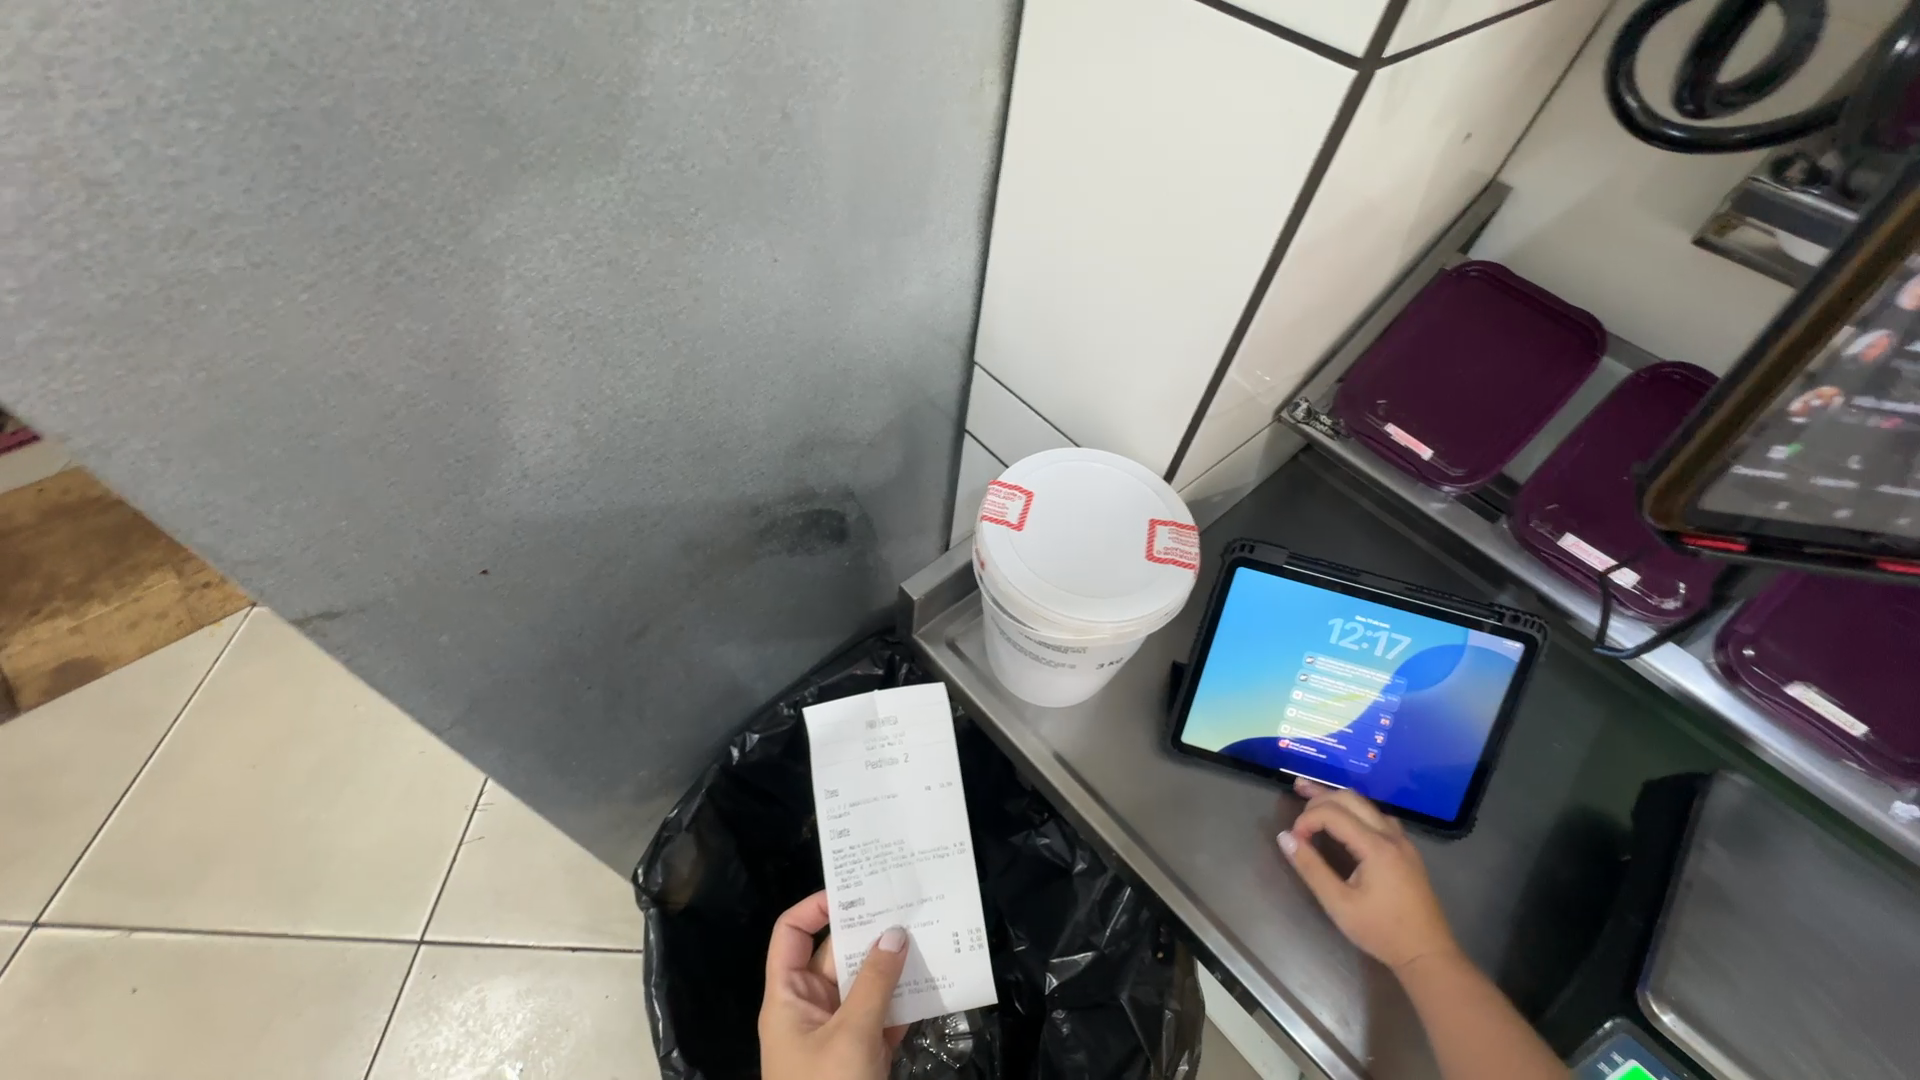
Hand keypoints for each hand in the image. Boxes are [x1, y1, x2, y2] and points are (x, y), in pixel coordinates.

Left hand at [759, 890, 910, 1079]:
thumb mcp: (851, 1036)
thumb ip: (874, 981)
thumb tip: (895, 932)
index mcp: (788, 998)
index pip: (791, 934)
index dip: (816, 907)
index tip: (855, 890)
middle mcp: (809, 1008)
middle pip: (835, 955)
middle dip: (870, 933)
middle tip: (909, 905)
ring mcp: (836, 1033)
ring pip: (863, 984)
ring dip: (893, 966)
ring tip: (928, 935)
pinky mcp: (861, 1056)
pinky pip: (881, 1015)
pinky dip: (903, 1001)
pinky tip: (932, 983)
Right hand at [1276, 778, 1459, 974]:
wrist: (1428, 955)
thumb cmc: (1382, 932)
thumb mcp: (1338, 904)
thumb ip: (1310, 867)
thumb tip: (1285, 837)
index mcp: (1376, 847)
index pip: (1332, 813)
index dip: (1306, 820)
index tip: (1294, 840)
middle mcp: (1391, 836)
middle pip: (1350, 798)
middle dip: (1320, 798)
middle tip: (1296, 800)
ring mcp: (1403, 842)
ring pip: (1366, 805)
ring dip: (1337, 800)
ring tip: (1311, 798)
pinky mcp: (1406, 851)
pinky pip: (1377, 817)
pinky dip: (1355, 811)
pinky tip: (1345, 822)